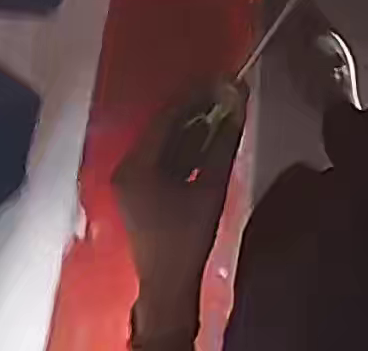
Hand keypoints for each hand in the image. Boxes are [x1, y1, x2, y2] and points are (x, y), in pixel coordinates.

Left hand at [112, 83, 246, 346]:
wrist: (169, 288)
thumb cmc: (187, 239)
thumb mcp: (211, 186)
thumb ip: (225, 141)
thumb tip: (239, 103)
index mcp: (137, 165)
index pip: (168, 115)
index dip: (197, 94)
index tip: (222, 79)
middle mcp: (128, 165)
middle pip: (165, 124)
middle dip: (197, 107)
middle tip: (226, 90)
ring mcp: (132, 177)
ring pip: (167, 137)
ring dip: (194, 124)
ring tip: (223, 107)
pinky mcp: (141, 186)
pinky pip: (165, 153)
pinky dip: (187, 143)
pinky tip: (210, 134)